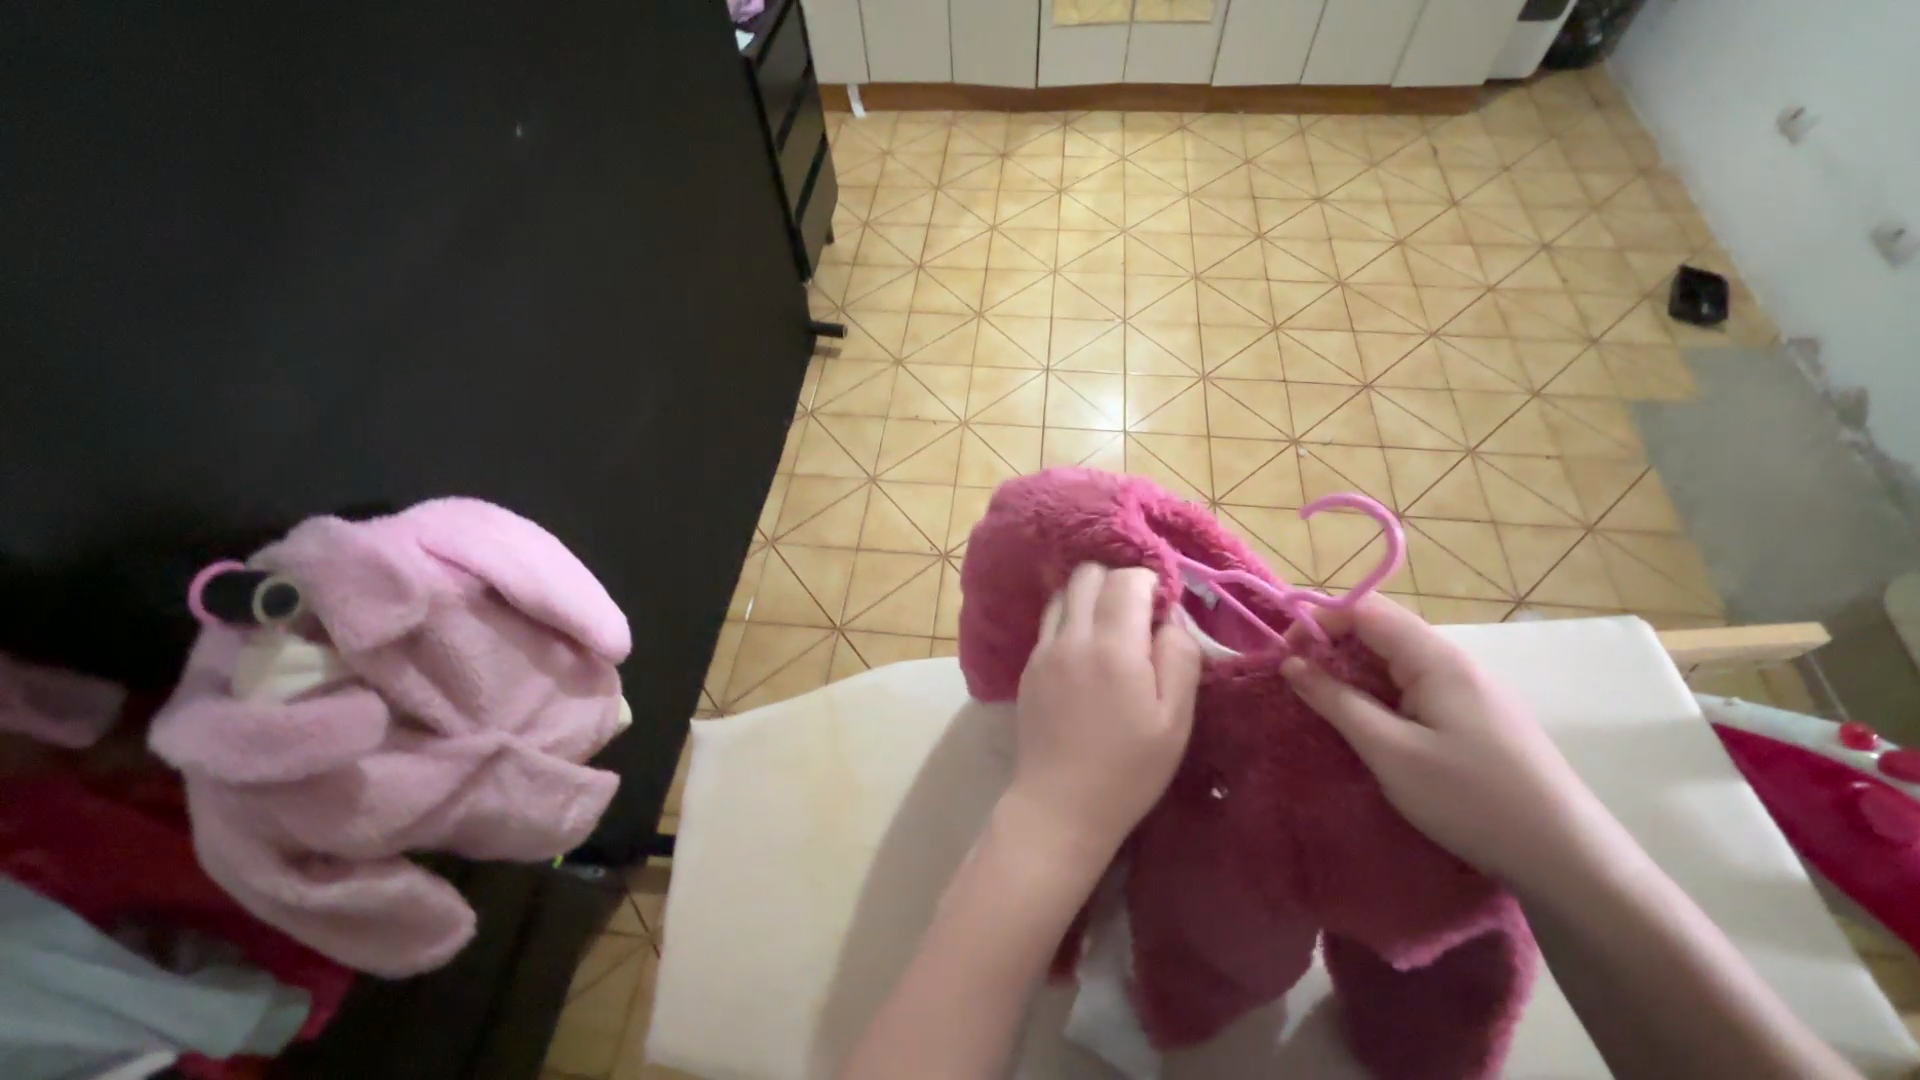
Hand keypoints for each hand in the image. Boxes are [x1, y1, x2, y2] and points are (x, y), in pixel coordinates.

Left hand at [1003, 564, 1200, 864]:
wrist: (1061, 805)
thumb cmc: (1129, 769)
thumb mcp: (1175, 719)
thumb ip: (1179, 656)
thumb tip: (1169, 616)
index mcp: (1113, 647)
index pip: (1127, 579)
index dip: (1151, 583)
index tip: (1163, 611)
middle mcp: (1072, 637)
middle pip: (1088, 574)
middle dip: (1118, 581)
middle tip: (1139, 616)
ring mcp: (1043, 650)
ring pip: (1064, 592)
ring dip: (1090, 597)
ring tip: (1112, 630)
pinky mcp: (1028, 667)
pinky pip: (1050, 621)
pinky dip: (1071, 619)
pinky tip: (1087, 653)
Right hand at [1281, 595, 1628, 897]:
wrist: (1565, 857)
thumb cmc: (1469, 799)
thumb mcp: (1390, 751)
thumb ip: (1337, 701)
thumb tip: (1291, 663)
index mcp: (1436, 658)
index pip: (1365, 610)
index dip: (1318, 621)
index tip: (1284, 656)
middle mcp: (1455, 661)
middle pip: (1381, 630)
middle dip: (1331, 647)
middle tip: (1296, 684)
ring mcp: (1470, 689)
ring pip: (1396, 661)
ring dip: (1353, 673)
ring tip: (1322, 706)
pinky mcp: (1476, 716)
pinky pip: (1415, 686)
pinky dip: (1379, 694)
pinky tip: (1367, 725)